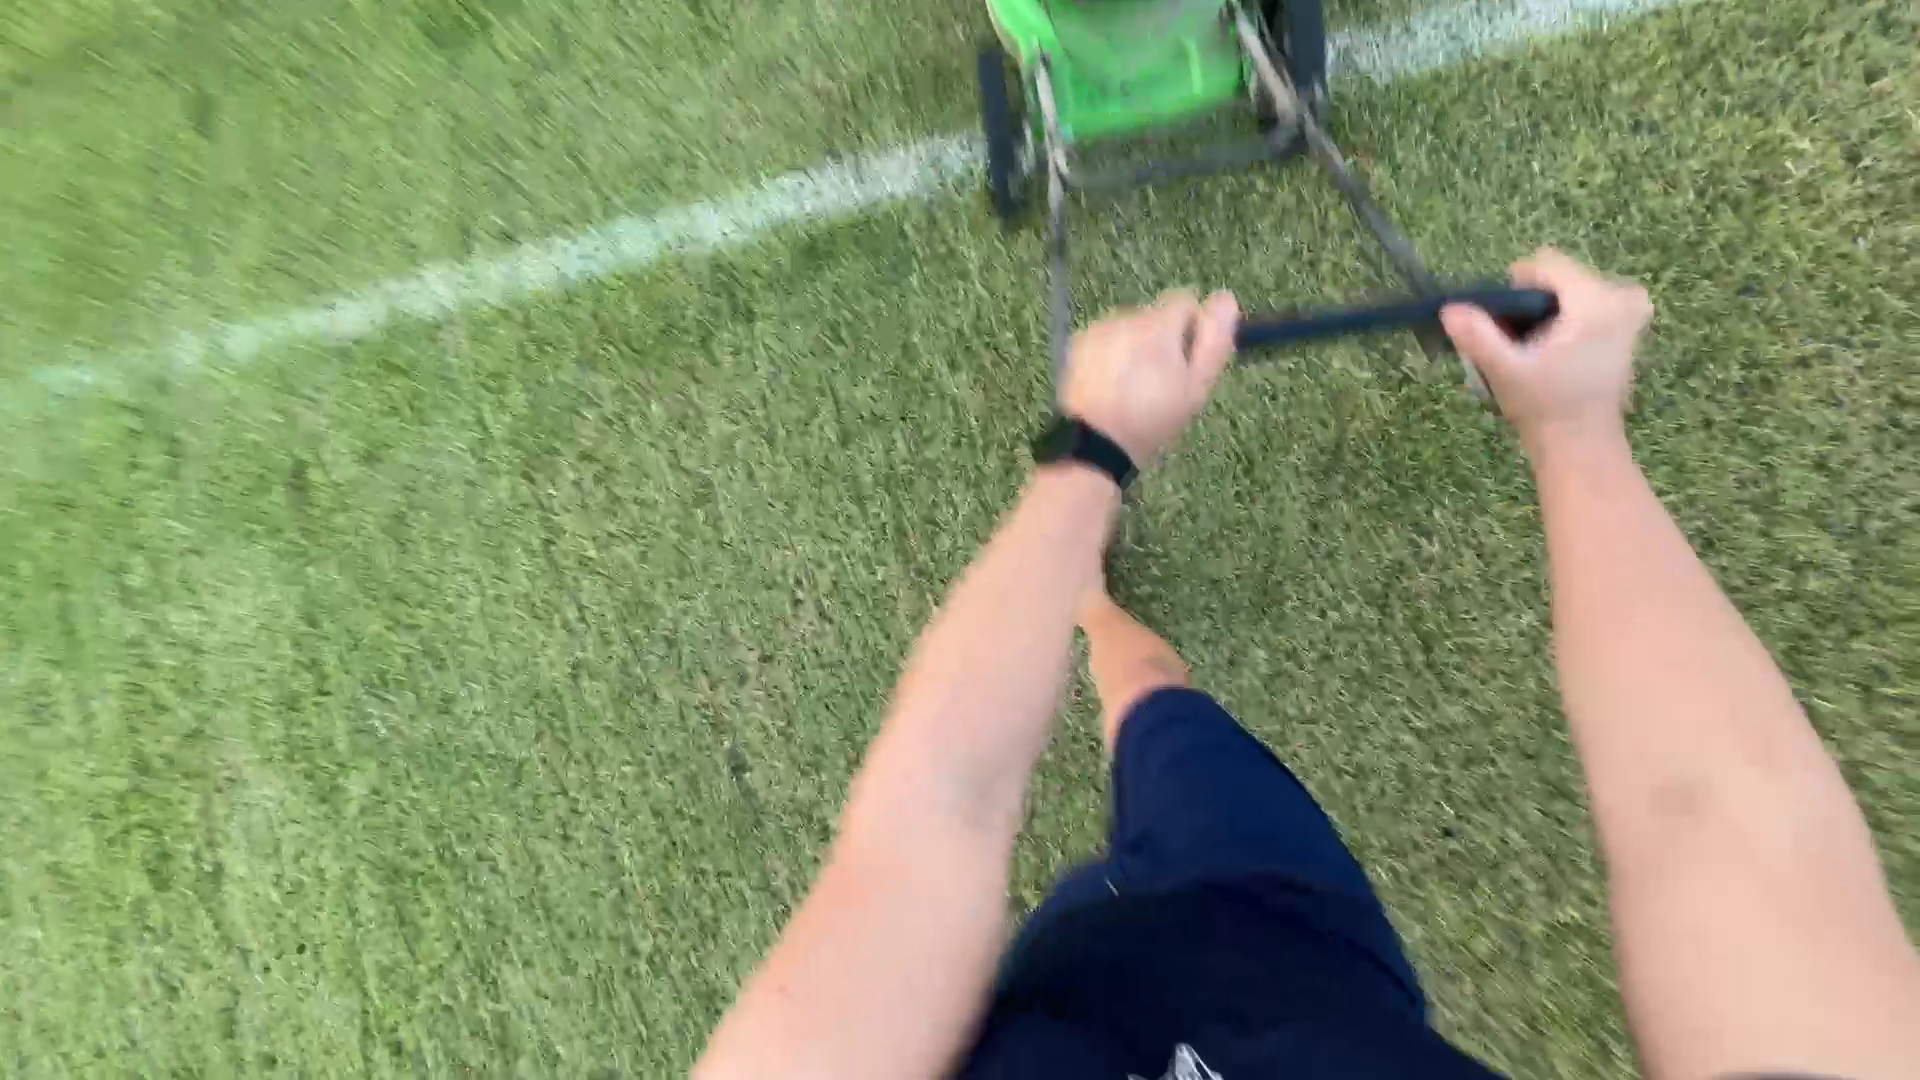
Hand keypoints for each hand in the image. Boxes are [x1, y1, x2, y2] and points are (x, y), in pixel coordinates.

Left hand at [1060, 289, 1239, 461]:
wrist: (1096, 442)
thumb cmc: (1153, 418)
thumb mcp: (1196, 386)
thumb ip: (1214, 340)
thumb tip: (1226, 298)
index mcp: (1158, 325)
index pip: (1184, 302)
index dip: (1190, 330)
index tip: (1185, 362)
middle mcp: (1126, 318)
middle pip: (1154, 316)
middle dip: (1161, 341)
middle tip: (1157, 382)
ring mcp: (1098, 330)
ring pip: (1129, 328)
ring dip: (1134, 348)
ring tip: (1131, 388)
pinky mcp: (1077, 345)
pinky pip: (1105, 340)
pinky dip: (1110, 355)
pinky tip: (1109, 385)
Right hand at [1441, 249, 1652, 454]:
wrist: (1580, 440)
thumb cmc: (1543, 405)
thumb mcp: (1503, 370)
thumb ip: (1476, 335)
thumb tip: (1448, 307)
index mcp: (1597, 301)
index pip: (1547, 264)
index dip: (1513, 287)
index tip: (1498, 321)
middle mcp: (1623, 296)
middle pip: (1558, 279)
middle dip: (1529, 303)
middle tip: (1514, 342)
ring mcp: (1631, 310)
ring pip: (1569, 292)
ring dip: (1544, 313)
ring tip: (1532, 349)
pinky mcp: (1629, 324)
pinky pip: (1585, 304)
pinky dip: (1562, 321)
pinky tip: (1551, 352)